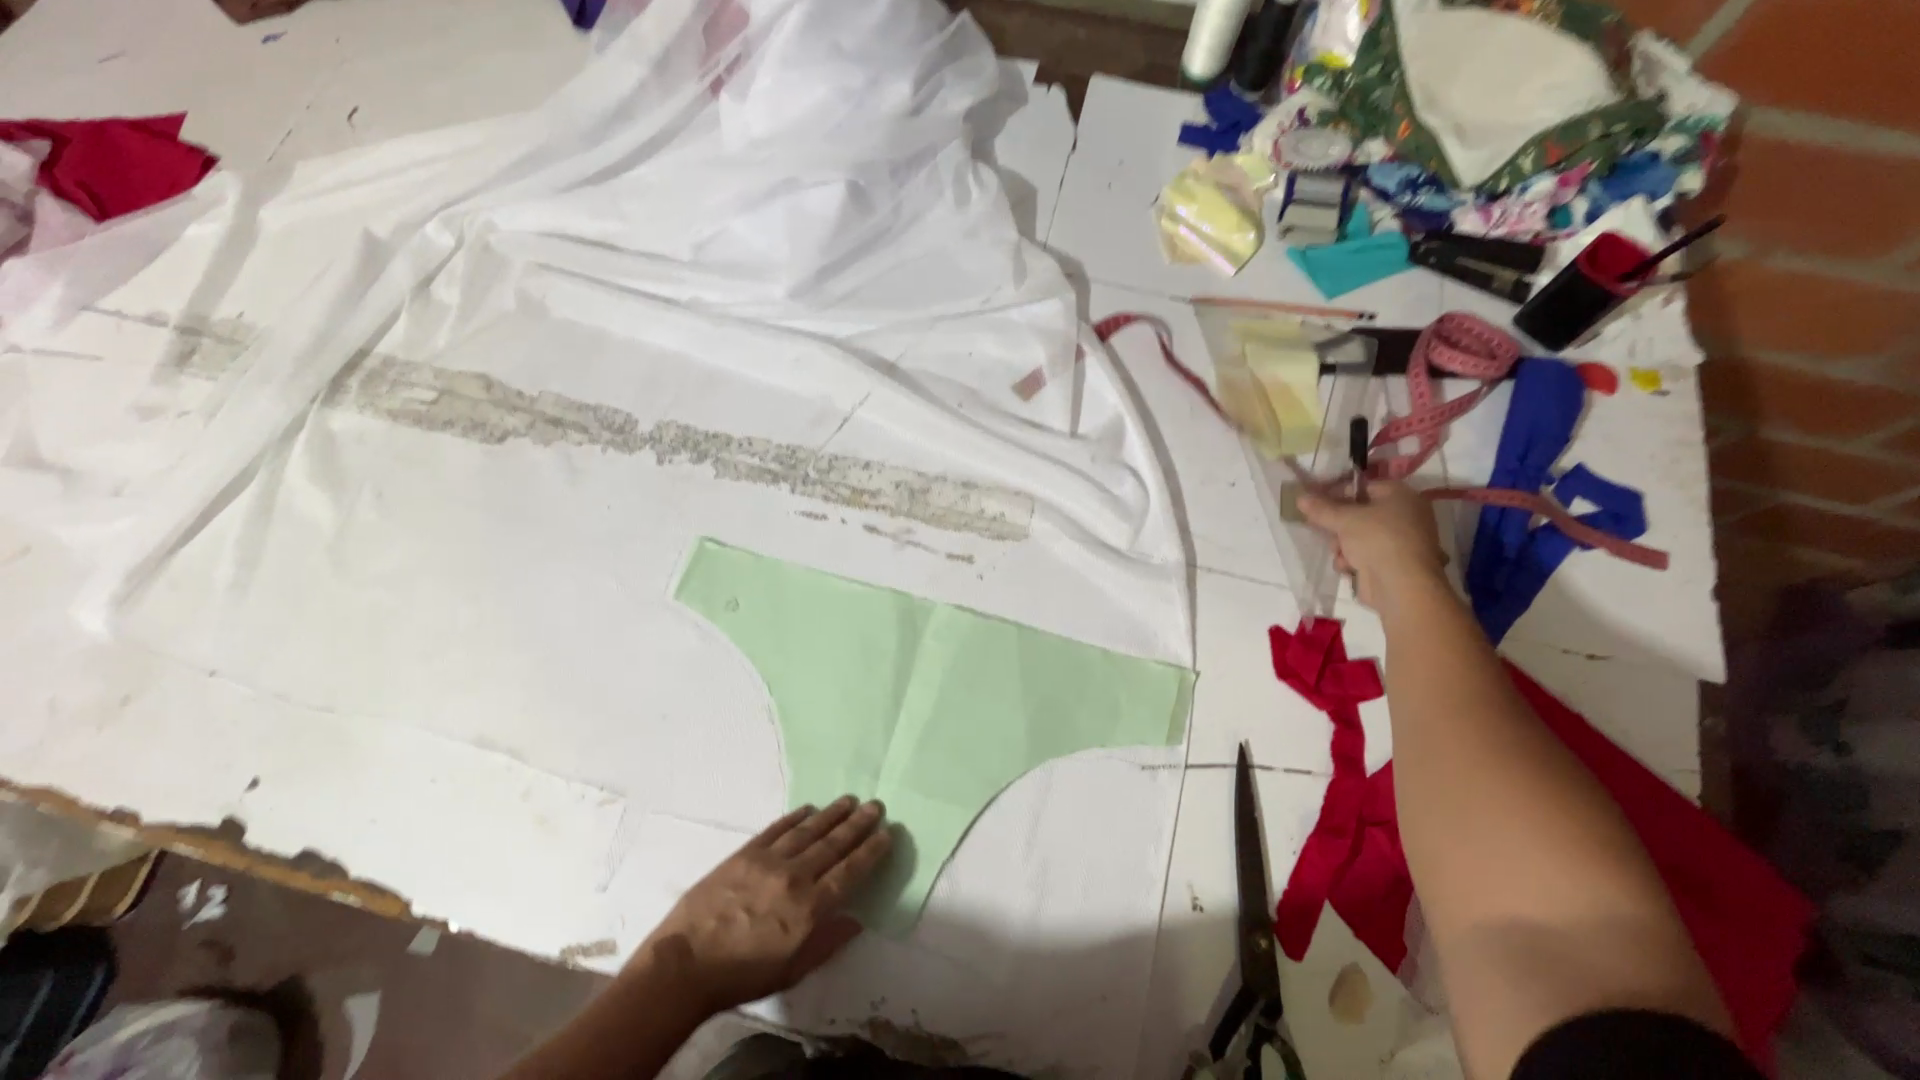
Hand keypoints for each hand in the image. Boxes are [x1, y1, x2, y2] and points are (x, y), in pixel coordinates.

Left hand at [641, 797, 893, 1013]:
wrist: (684, 964)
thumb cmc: (741, 976)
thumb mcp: (792, 971)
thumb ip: (827, 943)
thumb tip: (856, 920)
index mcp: (810, 908)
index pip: (850, 872)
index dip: (871, 851)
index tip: (887, 833)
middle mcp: (794, 877)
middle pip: (833, 845)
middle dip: (857, 825)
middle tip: (875, 806)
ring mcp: (767, 862)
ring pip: (807, 831)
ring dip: (831, 815)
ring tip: (849, 801)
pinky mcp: (743, 855)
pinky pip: (776, 830)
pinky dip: (795, 818)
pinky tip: (808, 809)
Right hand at [1298, 481, 1446, 612]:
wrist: (1401, 584)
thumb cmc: (1377, 539)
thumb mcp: (1344, 519)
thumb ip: (1321, 508)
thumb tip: (1300, 497)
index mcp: (1400, 496)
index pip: (1363, 487)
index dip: (1337, 492)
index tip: (1315, 502)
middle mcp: (1404, 515)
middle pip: (1360, 513)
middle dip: (1338, 524)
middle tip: (1319, 526)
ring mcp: (1399, 541)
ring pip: (1359, 536)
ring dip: (1342, 544)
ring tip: (1338, 551)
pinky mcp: (1391, 563)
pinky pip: (1365, 554)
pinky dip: (1353, 559)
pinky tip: (1347, 566)